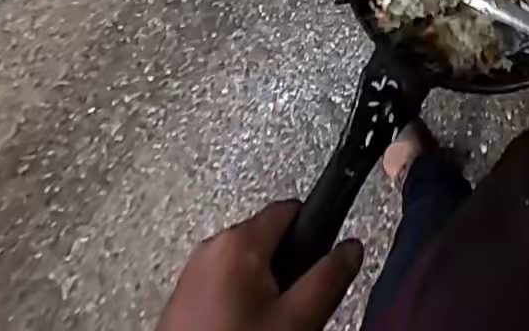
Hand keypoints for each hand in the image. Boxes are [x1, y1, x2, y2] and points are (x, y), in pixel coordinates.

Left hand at [156, 201, 362, 330]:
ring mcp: (189, 279)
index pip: (291, 209)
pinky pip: (222, 290)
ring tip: (267, 330)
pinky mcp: (177, 307)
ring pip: (246, 268)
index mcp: (238, 241)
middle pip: (268, 240)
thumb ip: (329, 277)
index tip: (320, 265)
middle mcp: (210, 249)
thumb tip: (351, 248)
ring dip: (262, 291)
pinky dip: (237, 307)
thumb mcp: (297, 323)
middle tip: (293, 312)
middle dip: (286, 269)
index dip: (313, 233)